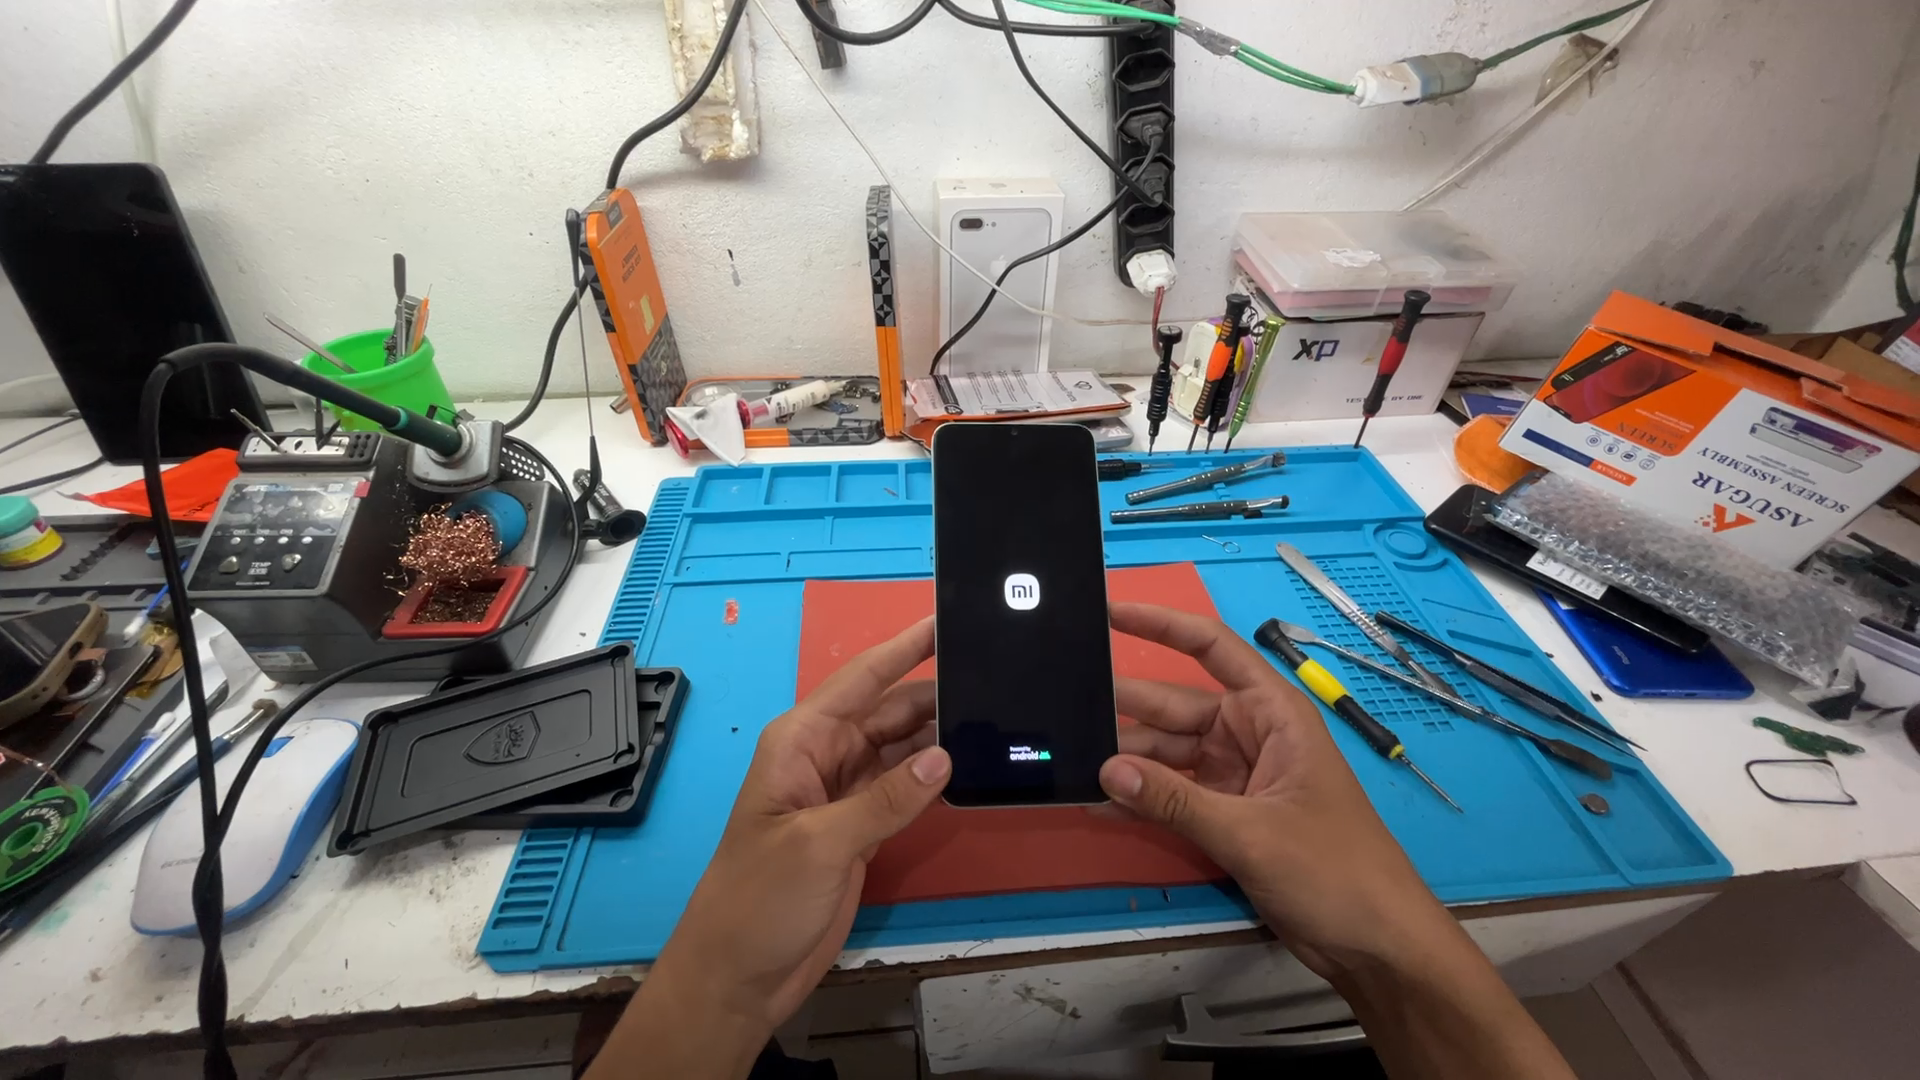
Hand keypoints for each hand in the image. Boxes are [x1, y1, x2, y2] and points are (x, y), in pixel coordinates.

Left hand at [627, 618, 949, 1056]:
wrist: (738, 975)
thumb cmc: (760, 898)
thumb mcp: (820, 843)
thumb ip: (886, 798)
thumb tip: (946, 756)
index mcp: (802, 740)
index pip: (861, 680)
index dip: (902, 648)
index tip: (942, 622)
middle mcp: (826, 754)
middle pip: (889, 711)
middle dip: (933, 693)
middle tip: (991, 678)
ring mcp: (846, 790)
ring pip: (901, 747)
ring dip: (939, 735)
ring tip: (993, 717)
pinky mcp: (862, 825)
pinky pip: (904, 785)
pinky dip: (933, 775)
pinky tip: (969, 765)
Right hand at [1100, 602, 1454, 979]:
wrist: (1376, 948)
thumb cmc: (1335, 871)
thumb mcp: (1250, 831)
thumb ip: (1173, 800)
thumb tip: (1105, 770)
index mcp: (1270, 712)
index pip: (1210, 648)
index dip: (1161, 623)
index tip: (1110, 611)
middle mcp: (1247, 733)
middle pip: (1173, 706)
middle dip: (1124, 707)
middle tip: (1063, 703)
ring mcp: (1233, 773)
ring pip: (1165, 752)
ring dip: (1124, 760)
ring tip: (1067, 758)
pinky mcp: (1223, 811)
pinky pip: (1170, 792)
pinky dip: (1139, 798)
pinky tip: (1097, 802)